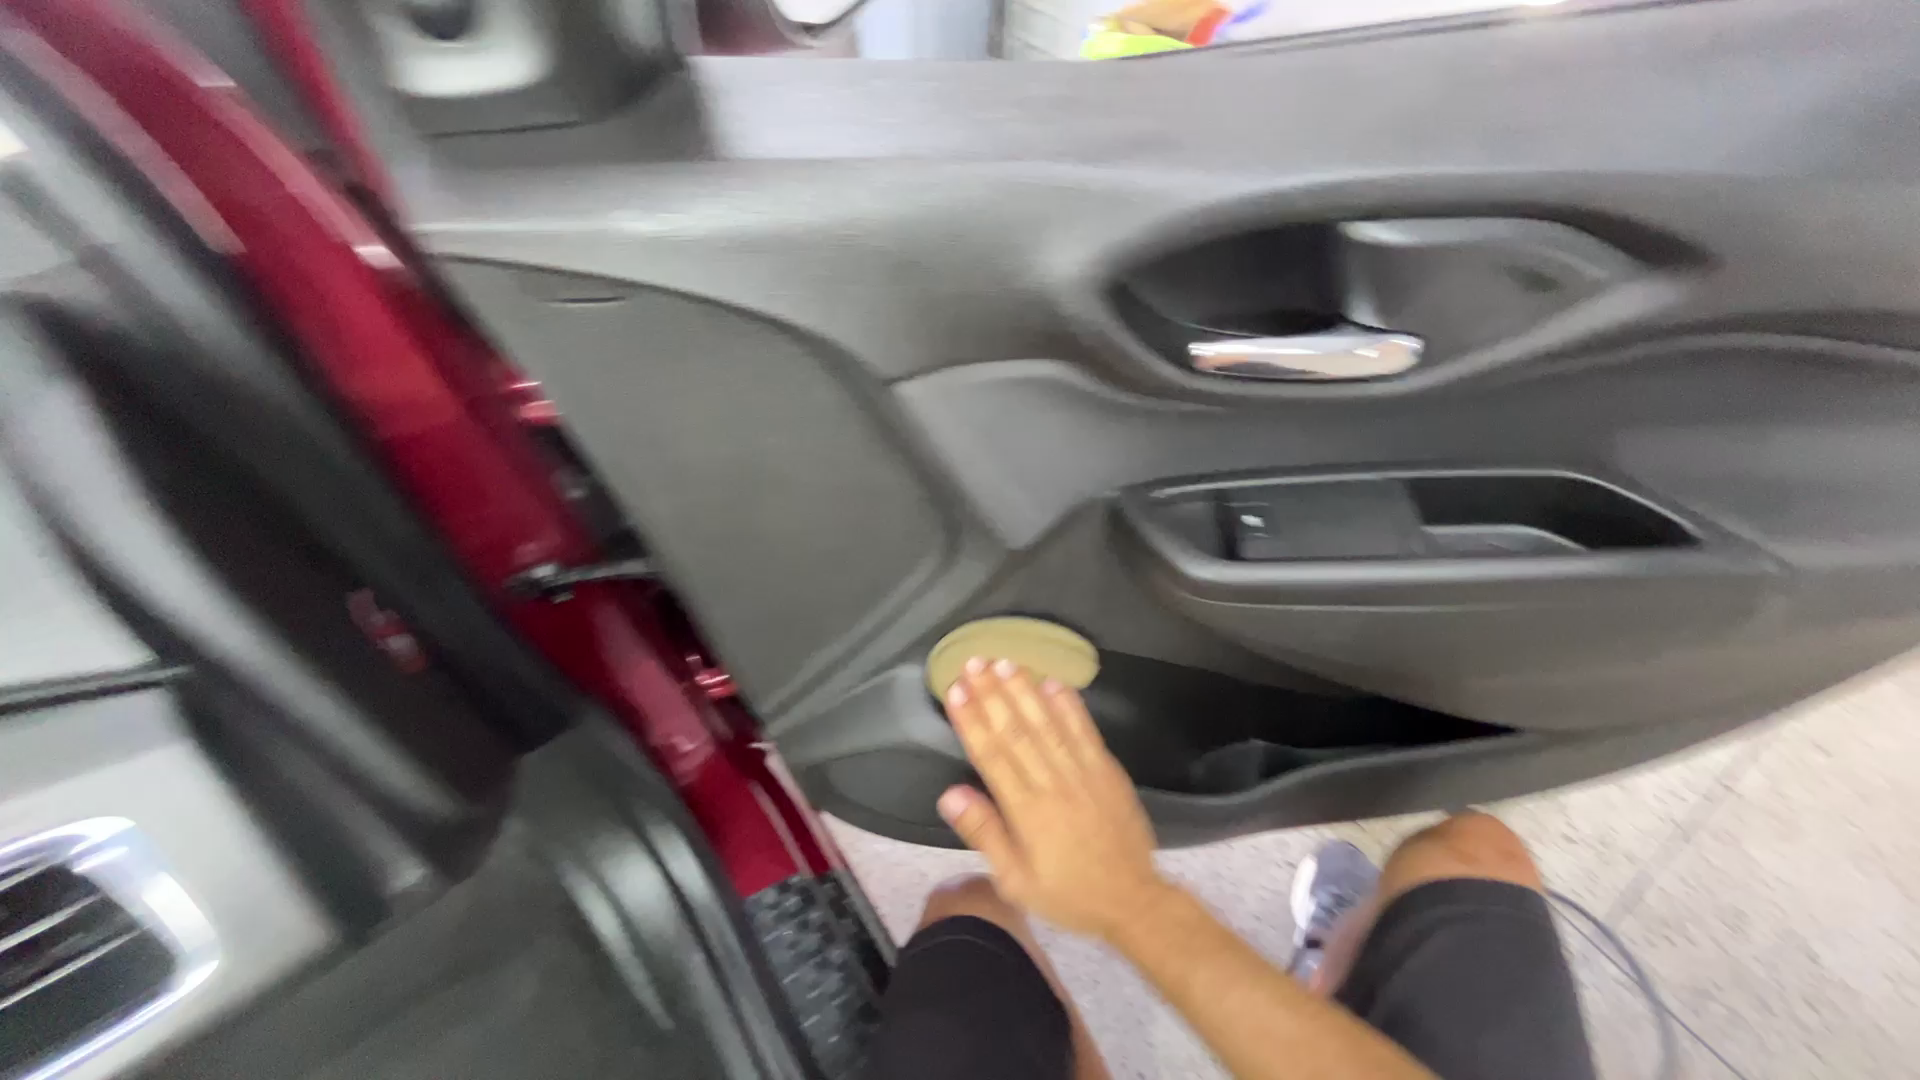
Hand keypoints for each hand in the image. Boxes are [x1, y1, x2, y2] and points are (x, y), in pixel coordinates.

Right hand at [937, 657, 1173, 939]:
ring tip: (1004, 661)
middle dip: (992, 693)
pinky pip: (1085, 731)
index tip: (956, 690)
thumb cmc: (1067, 893)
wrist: (1132, 900)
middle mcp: (1053, 783)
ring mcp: (1083, 772)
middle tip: (973, 661)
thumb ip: (984, 834)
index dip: (972, 720)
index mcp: (1026, 810)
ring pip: (1048, 723)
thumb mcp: (1015, 881)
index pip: (992, 755)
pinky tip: (1053, 682)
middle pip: (1017, 730)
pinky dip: (1069, 705)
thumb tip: (949, 794)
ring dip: (1025, 690)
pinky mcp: (1107, 769)